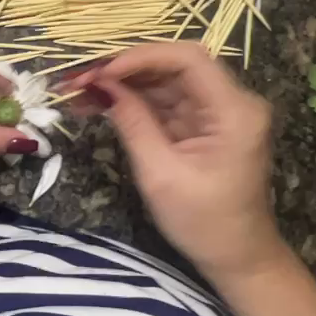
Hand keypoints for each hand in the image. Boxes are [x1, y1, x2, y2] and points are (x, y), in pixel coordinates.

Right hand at [69, 42, 284, 278]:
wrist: (236, 258)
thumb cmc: (203, 223)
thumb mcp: (161, 174)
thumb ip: (132, 123)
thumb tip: (101, 85)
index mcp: (234, 111)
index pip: (188, 59)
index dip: (141, 57)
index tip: (102, 72)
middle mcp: (230, 102)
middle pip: (173, 65)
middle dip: (125, 69)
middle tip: (79, 80)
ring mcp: (216, 112)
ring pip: (164, 80)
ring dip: (122, 83)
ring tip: (79, 92)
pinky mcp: (201, 123)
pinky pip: (164, 100)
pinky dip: (132, 100)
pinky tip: (98, 104)